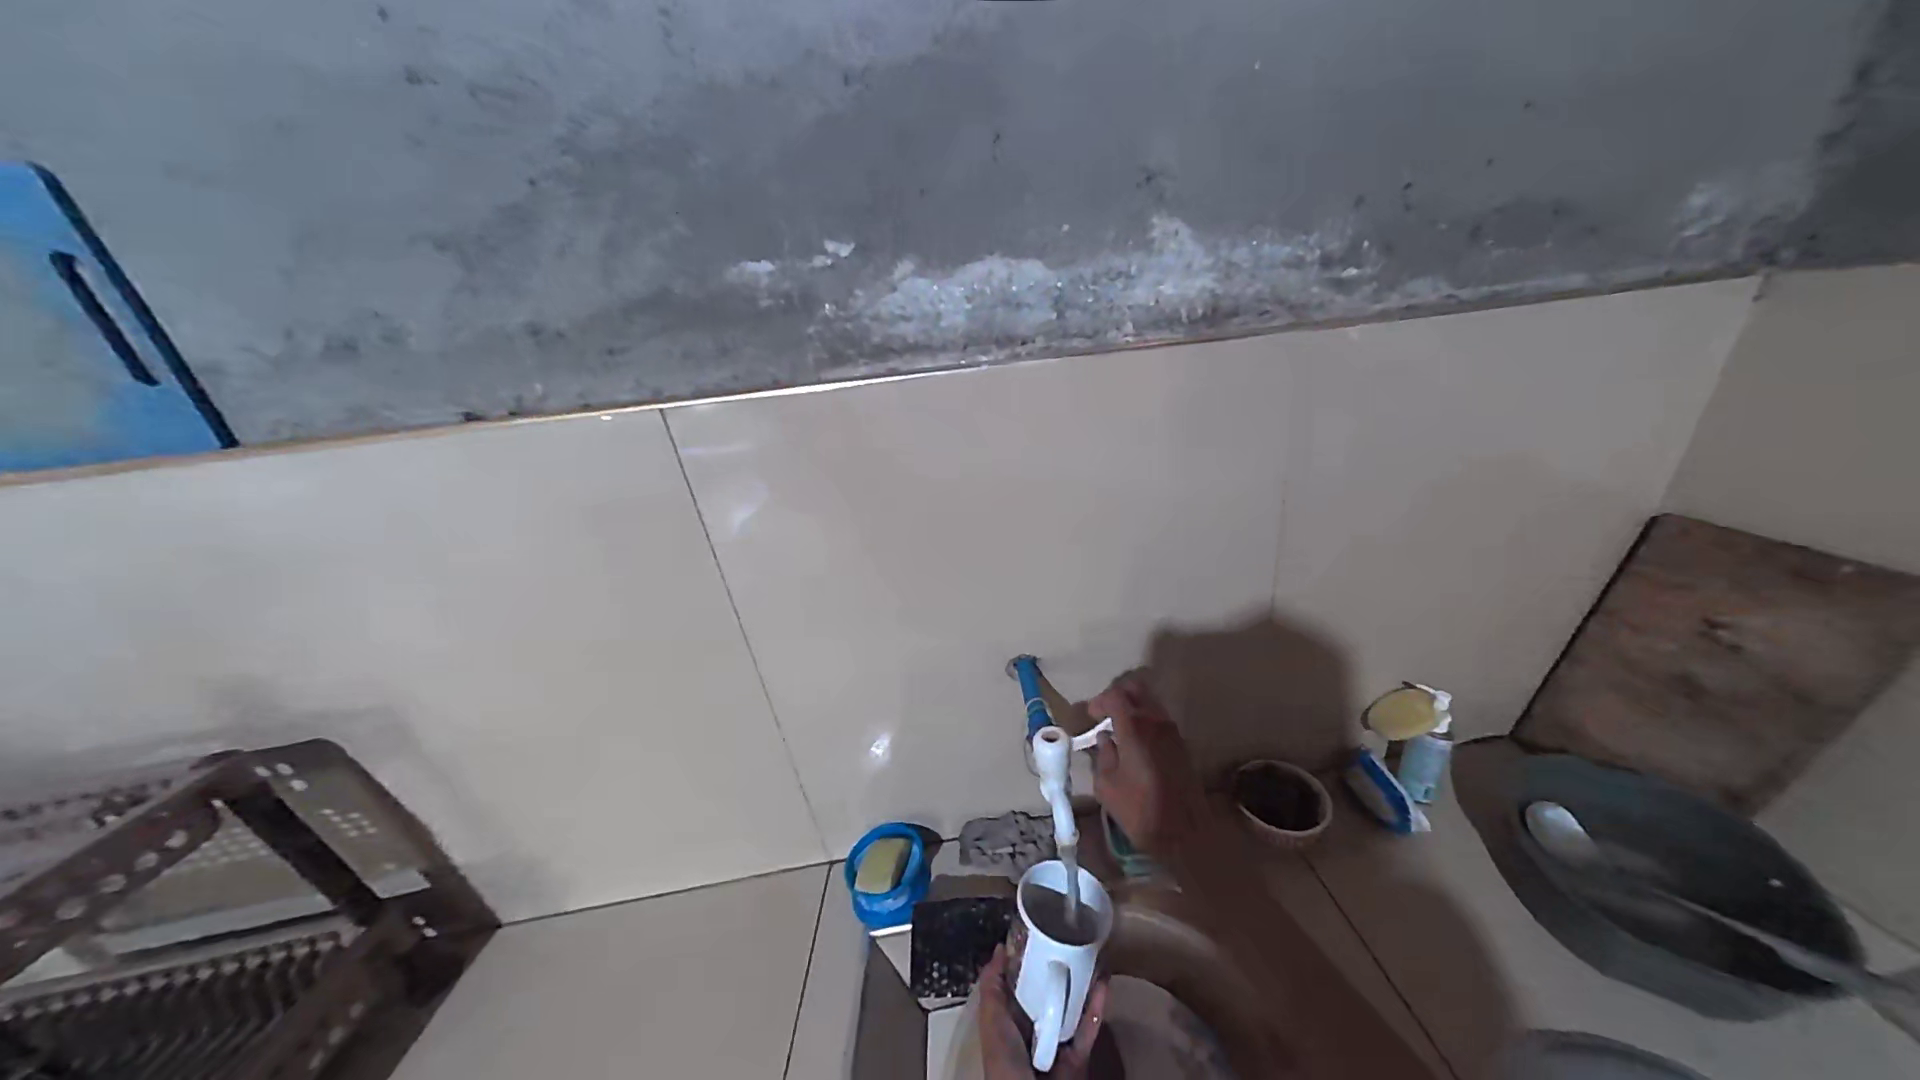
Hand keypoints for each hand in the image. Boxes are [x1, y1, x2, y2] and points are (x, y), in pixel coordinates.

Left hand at [977, 945, 1107, 1078]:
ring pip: (1075, 1007)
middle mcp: (1037, 1026)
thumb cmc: (1003, 1056)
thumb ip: (993, 985)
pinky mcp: (1079, 1056)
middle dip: (1064, 970)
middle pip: (1053, 993)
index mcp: (1014, 1017)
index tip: (1045, 933)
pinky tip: (1103, 983)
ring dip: (1085, 984)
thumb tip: (1000, 948)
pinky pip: (1088, 1028)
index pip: (1024, 983)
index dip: (1033, 960)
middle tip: (1076, 941)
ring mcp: (1059, 1041)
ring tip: (1095, 956)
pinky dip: (1096, 1007)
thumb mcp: (991, 1017)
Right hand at [1087, 673, 1207, 855]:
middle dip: (1117, 696)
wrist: (1184, 834)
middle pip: (1136, 689)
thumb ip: (1103, 755)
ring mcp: (1172, 731)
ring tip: (1118, 728)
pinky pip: (1160, 718)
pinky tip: (1135, 741)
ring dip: (1133, 707)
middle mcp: (1156, 722)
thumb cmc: (1139, 810)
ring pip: (1151, 702)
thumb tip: (1105, 739)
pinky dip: (1145, 719)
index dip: (1099, 701)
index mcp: (1135, 728)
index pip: (1115, 695)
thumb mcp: (1107, 785)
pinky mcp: (1181, 744)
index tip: (1090, 716)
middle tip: (1104, 715)